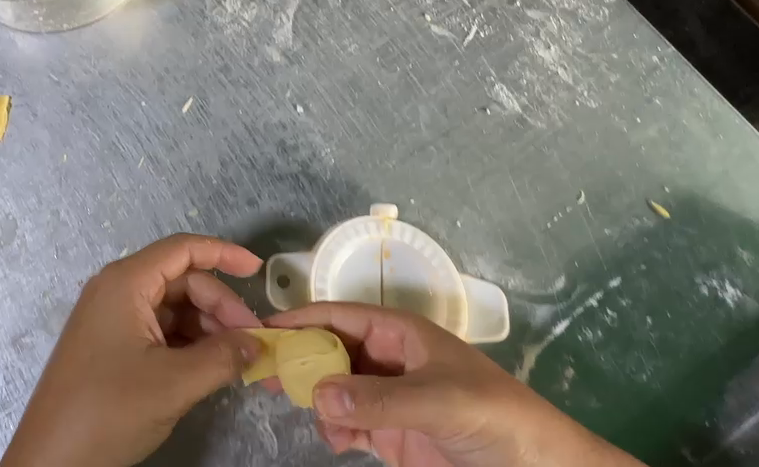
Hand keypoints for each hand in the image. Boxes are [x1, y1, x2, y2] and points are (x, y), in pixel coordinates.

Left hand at [0, 234, 265, 466]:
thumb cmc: (108, 409)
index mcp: (127, 282)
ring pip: (173, 307)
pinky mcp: (113, 345)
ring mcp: (113, 317)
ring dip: (208, 328)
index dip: (223, 254)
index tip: (259, 270)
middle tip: (254, 343)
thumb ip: (220, 358)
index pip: (182, 250)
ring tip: (239, 360)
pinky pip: (160, 330)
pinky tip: (212, 367)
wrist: (51, 458)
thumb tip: (256, 343)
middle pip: (182, 281)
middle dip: (221, 306)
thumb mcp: (173, 384)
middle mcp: (118, 289)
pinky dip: (189, 343)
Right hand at [267, 304, 643, 466]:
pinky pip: (351, 424)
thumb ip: (377, 399)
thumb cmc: (495, 418)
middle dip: (300, 358)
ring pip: (336, 387)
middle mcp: (389, 359)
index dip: (302, 319)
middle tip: (263, 374)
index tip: (263, 331)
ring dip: (316, 397)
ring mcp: (391, 398)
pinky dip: (335, 430)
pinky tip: (334, 441)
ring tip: (299, 411)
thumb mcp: (438, 402)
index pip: (341, 316)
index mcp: (400, 333)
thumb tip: (315, 392)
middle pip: (332, 349)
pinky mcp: (395, 436)